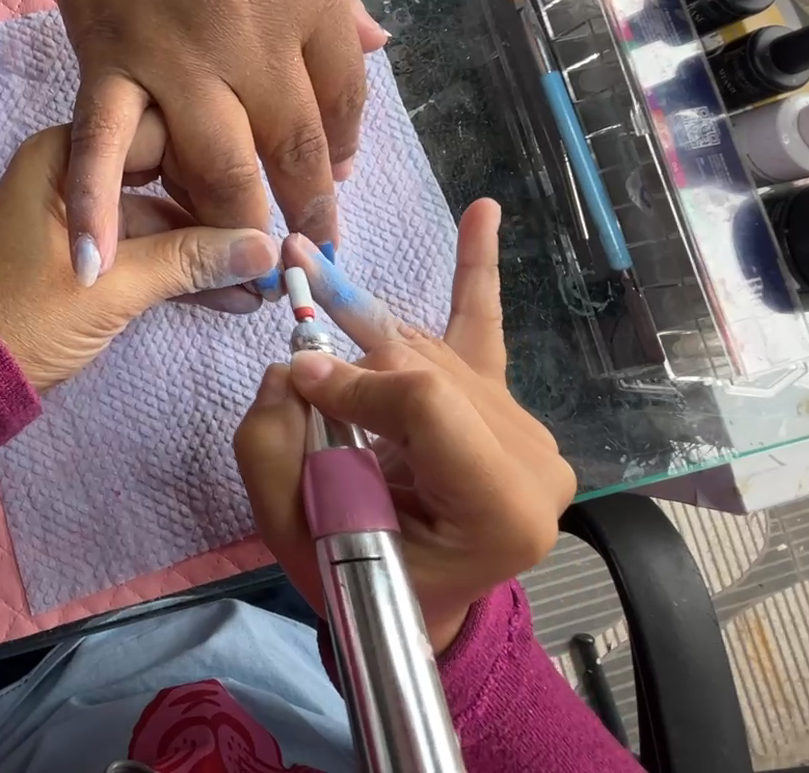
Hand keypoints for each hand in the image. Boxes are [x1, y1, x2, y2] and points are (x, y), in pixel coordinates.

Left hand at [0, 113, 277, 390]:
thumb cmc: (24, 317)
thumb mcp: (110, 287)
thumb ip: (190, 261)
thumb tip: (269, 249)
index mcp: (65, 155)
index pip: (158, 133)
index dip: (214, 162)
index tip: (266, 196)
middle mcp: (76, 171)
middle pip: (165, 175)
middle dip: (217, 215)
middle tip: (272, 244)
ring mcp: (85, 214)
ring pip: (161, 219)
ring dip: (206, 253)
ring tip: (262, 284)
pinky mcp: (91, 253)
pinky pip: (145, 250)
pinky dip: (180, 273)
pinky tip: (231, 297)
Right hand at [23, 0, 384, 292]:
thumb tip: (378, 49)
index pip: (344, 97)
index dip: (346, 151)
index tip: (339, 181)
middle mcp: (250, 34)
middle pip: (292, 145)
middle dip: (308, 208)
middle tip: (310, 252)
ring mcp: (176, 56)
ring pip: (216, 164)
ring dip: (235, 226)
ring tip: (248, 270)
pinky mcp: (110, 67)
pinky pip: (104, 146)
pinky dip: (96, 206)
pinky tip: (95, 264)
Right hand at [232, 201, 576, 649]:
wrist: (415, 596)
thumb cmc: (355, 576)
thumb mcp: (294, 532)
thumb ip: (276, 450)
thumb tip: (296, 367)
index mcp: (501, 509)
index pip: (426, 404)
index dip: (355, 382)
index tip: (298, 375)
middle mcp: (533, 460)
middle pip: (426, 365)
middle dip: (350, 342)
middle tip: (297, 277)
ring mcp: (526, 427)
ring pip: (429, 346)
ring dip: (367, 321)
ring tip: (318, 276)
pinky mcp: (504, 405)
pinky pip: (481, 327)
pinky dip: (475, 268)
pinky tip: (482, 213)